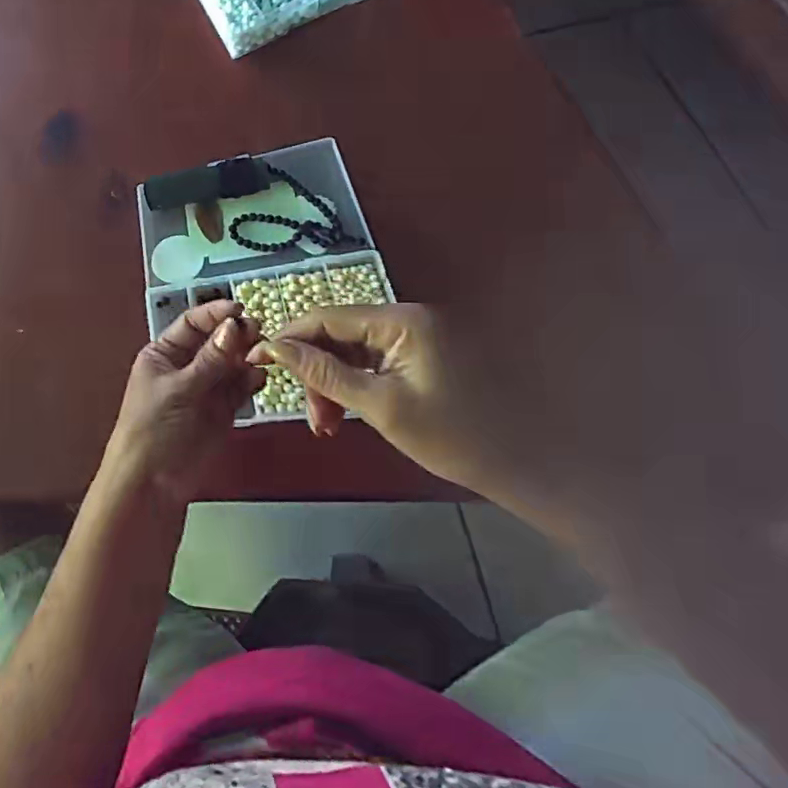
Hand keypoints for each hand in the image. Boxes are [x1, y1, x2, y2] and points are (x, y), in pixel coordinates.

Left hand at [104, 299, 263, 503]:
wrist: (152, 481)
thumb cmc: (152, 428)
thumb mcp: (178, 389)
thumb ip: (209, 360)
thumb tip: (233, 327)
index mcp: (162, 354)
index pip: (191, 324)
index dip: (214, 314)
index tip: (240, 308)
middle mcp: (184, 367)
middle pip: (216, 342)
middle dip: (236, 335)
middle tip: (260, 332)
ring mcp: (204, 388)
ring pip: (232, 364)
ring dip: (248, 356)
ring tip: (265, 353)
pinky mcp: (222, 410)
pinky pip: (240, 388)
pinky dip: (251, 380)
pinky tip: (261, 376)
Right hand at [246, 304, 497, 493]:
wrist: (532, 469)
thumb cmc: (455, 437)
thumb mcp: (378, 406)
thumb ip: (323, 373)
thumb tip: (273, 348)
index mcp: (403, 321)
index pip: (326, 317)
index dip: (287, 339)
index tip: (256, 360)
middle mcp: (409, 319)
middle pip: (337, 335)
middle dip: (314, 373)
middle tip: (310, 417)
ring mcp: (418, 337)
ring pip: (351, 352)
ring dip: (331, 384)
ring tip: (327, 424)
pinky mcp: (423, 356)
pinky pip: (372, 363)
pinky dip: (353, 386)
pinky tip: (346, 413)